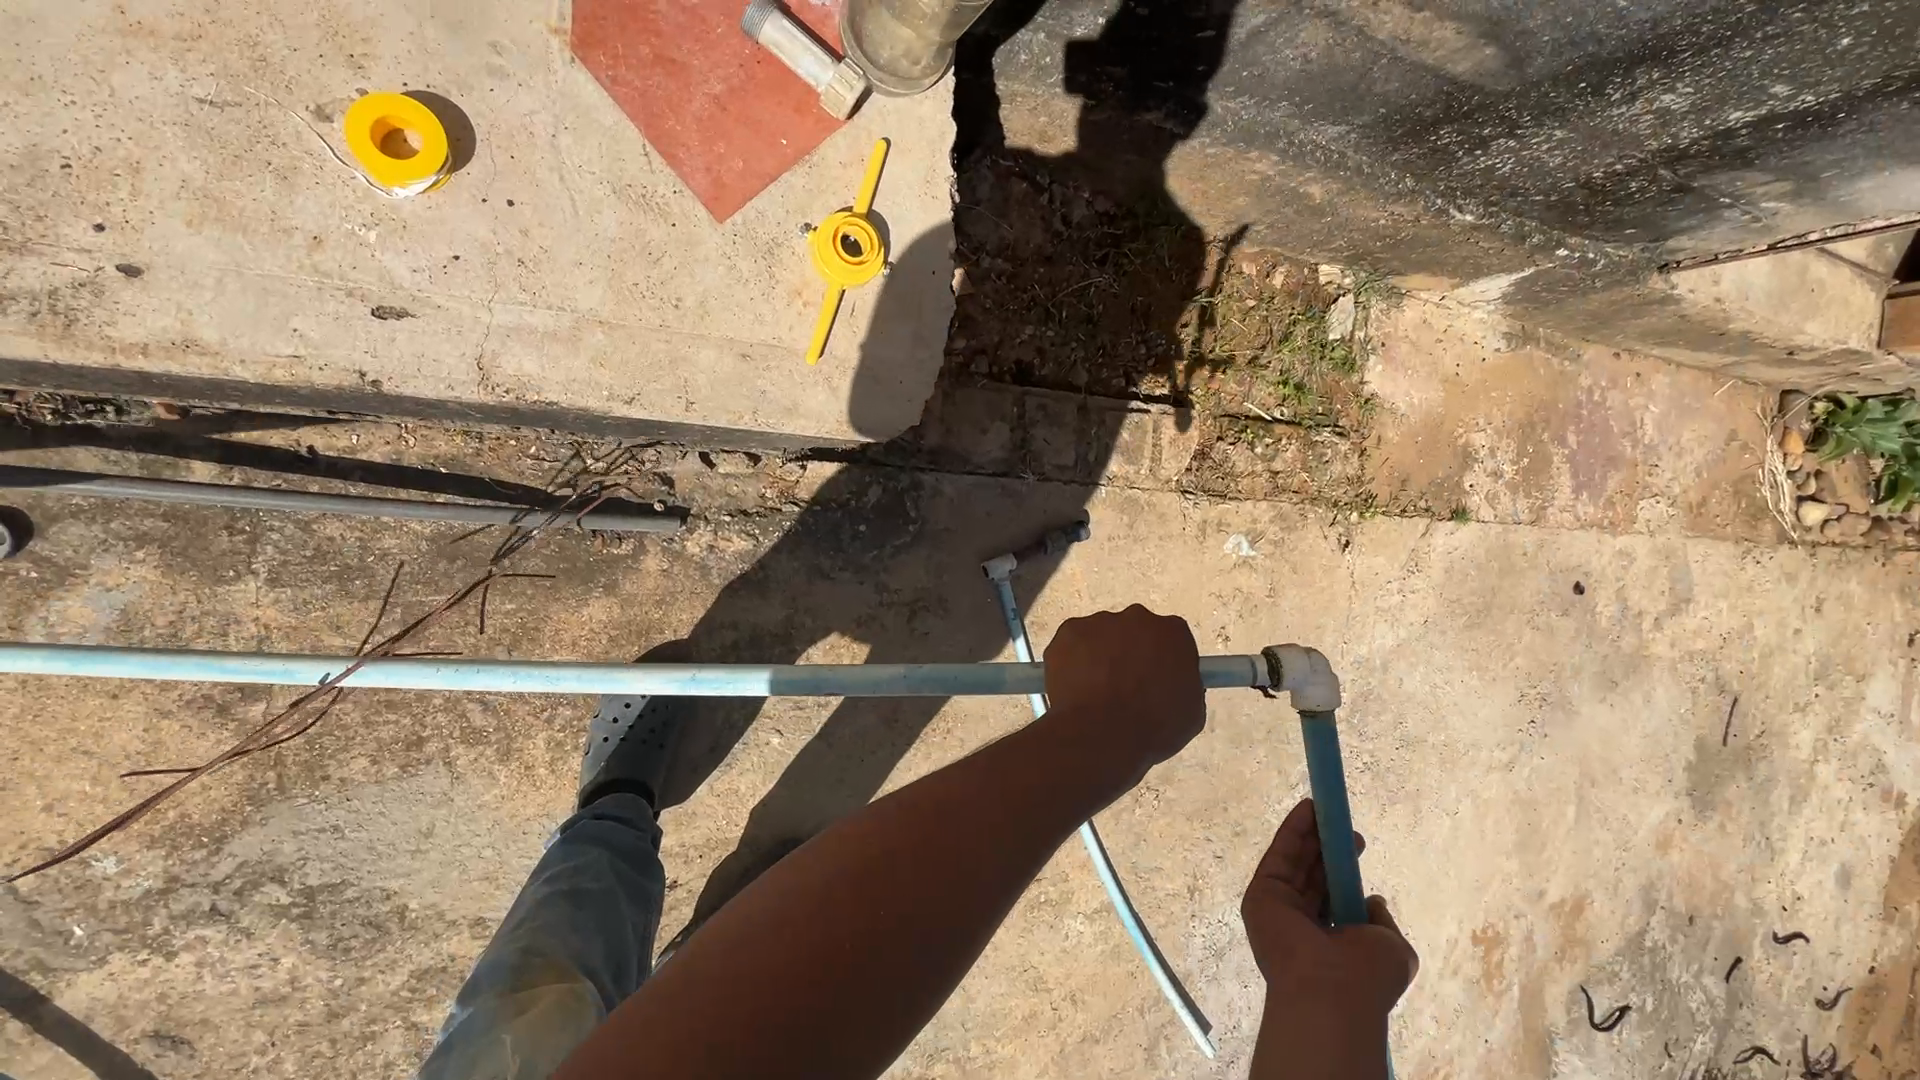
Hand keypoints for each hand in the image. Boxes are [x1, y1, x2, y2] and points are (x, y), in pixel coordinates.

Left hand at [1042, 605, 1203, 773]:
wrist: (1100, 735)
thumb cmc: (1152, 728)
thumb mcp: (1190, 712)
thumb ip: (1185, 685)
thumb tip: (1173, 683)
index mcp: (1173, 633)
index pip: (1170, 640)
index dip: (1162, 661)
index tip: (1154, 680)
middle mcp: (1137, 618)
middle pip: (1134, 632)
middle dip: (1129, 654)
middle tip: (1124, 687)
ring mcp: (1099, 623)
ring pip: (1101, 637)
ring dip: (1100, 658)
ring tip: (1095, 693)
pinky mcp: (1068, 632)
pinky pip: (1072, 645)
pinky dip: (1072, 661)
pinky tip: (1075, 688)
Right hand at [1242, 799, 1416, 1069]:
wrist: (1329, 990)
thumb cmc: (1365, 974)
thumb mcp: (1391, 947)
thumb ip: (1382, 923)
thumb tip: (1372, 900)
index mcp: (1331, 938)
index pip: (1332, 893)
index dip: (1343, 866)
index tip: (1356, 842)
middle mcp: (1302, 921)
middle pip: (1312, 872)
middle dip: (1325, 844)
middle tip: (1338, 820)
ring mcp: (1280, 906)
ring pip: (1295, 860)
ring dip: (1309, 831)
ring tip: (1324, 806)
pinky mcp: (1261, 893)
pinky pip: (1279, 857)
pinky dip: (1292, 831)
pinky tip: (1307, 810)